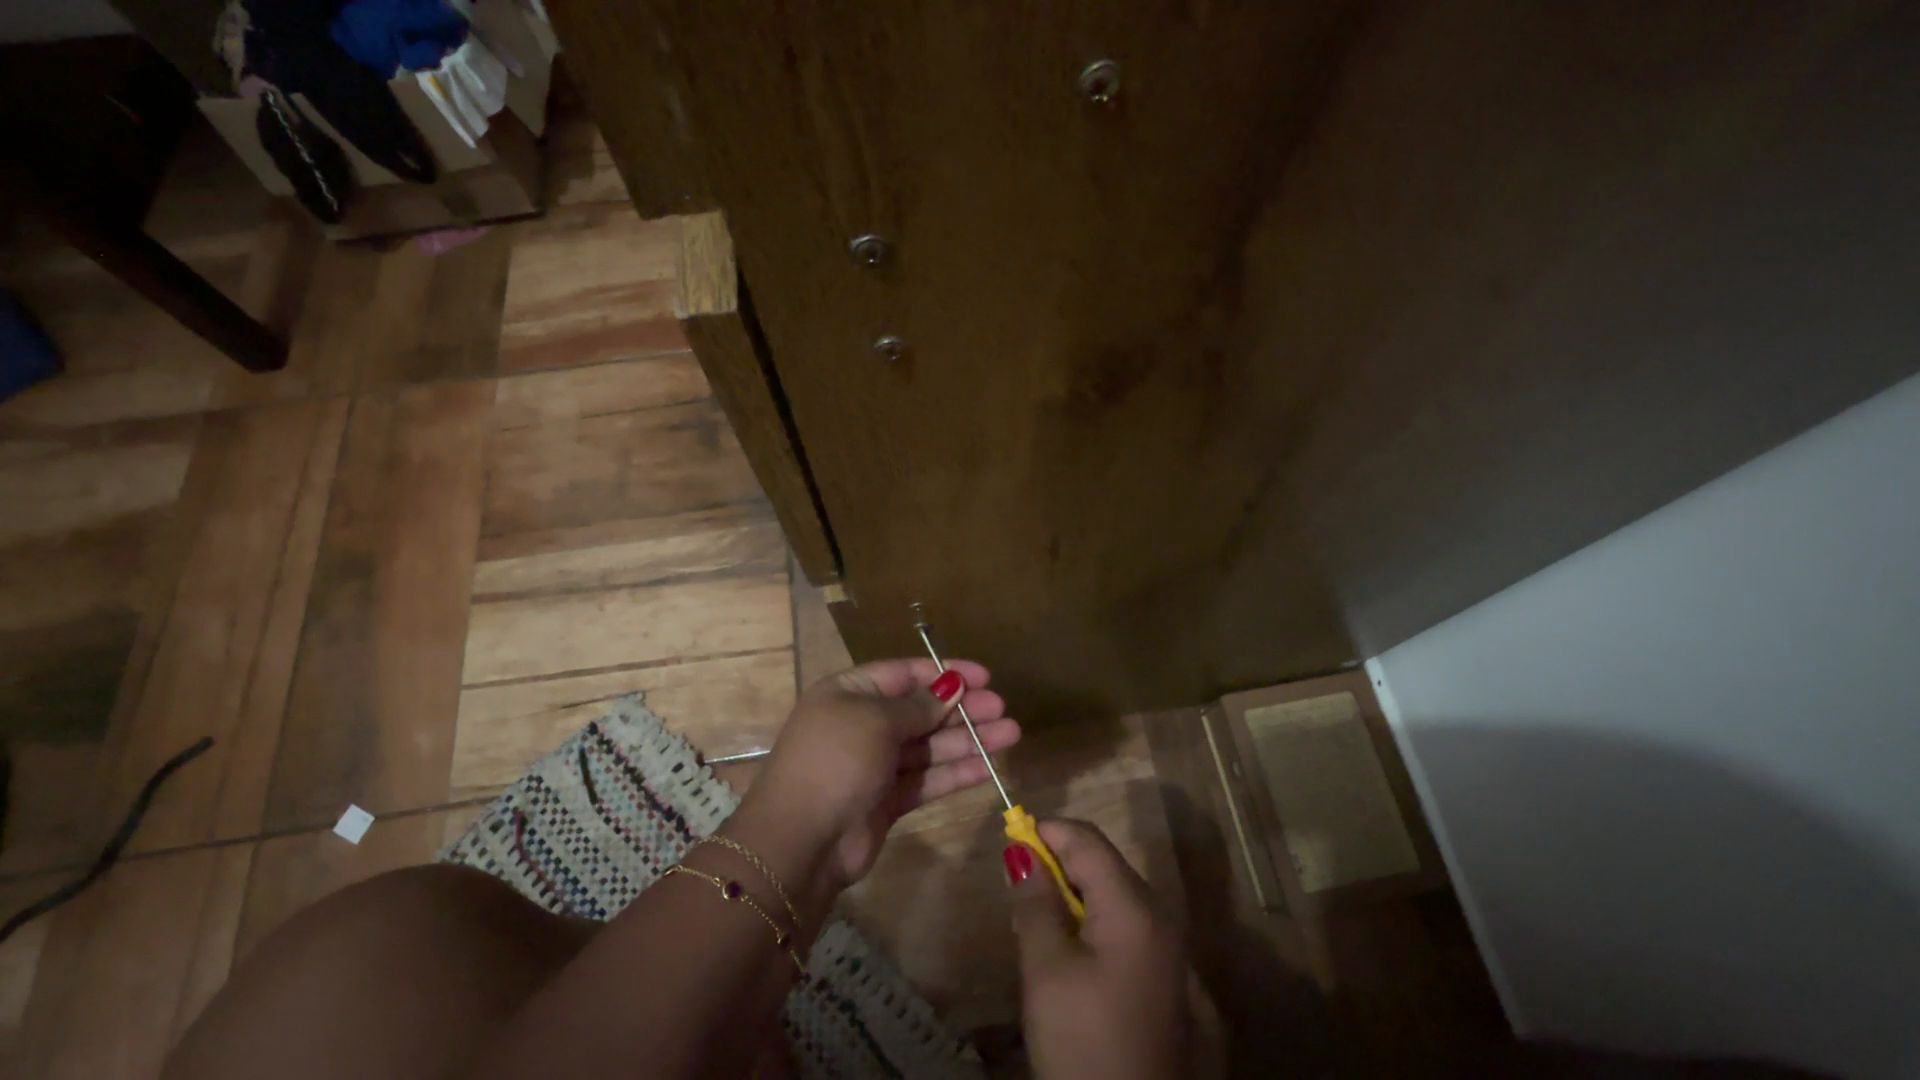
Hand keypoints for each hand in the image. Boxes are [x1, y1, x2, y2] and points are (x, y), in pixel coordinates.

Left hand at [741, 658, 1020, 886]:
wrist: (801, 841)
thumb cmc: (835, 762)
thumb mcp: (875, 721)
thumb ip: (918, 706)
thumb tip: (950, 686)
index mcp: (849, 693)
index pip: (903, 673)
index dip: (944, 672)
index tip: (985, 676)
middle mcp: (862, 723)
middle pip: (920, 710)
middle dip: (962, 708)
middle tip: (1003, 709)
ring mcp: (874, 764)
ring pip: (929, 746)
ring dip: (968, 739)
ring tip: (1010, 734)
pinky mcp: (887, 800)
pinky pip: (926, 778)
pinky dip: (955, 772)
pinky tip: (987, 767)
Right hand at [1009, 820, 1200, 1079]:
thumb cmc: (1083, 1041)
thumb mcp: (1047, 971)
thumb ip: (1035, 906)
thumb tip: (1022, 854)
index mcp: (1134, 907)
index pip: (1088, 841)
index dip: (1048, 832)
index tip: (1009, 840)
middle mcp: (1159, 916)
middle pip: (1104, 864)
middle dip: (1058, 865)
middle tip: (1018, 891)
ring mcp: (1166, 947)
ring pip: (1112, 894)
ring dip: (1071, 895)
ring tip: (1034, 923)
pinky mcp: (1162, 974)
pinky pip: (1123, 924)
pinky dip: (1089, 922)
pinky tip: (1065, 952)